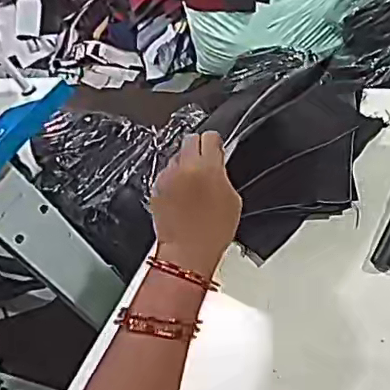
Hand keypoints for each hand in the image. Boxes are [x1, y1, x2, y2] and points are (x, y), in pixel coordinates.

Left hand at [149, 131, 240, 274]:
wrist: (187, 252)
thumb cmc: (212, 231)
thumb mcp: (232, 199)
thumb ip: (223, 175)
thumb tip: (217, 165)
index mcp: (208, 167)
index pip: (210, 136)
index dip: (215, 142)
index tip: (217, 148)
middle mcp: (184, 167)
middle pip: (190, 139)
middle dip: (198, 148)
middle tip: (204, 162)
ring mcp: (167, 176)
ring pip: (176, 157)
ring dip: (184, 165)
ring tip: (193, 186)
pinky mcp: (156, 187)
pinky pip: (166, 174)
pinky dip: (173, 180)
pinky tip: (182, 196)